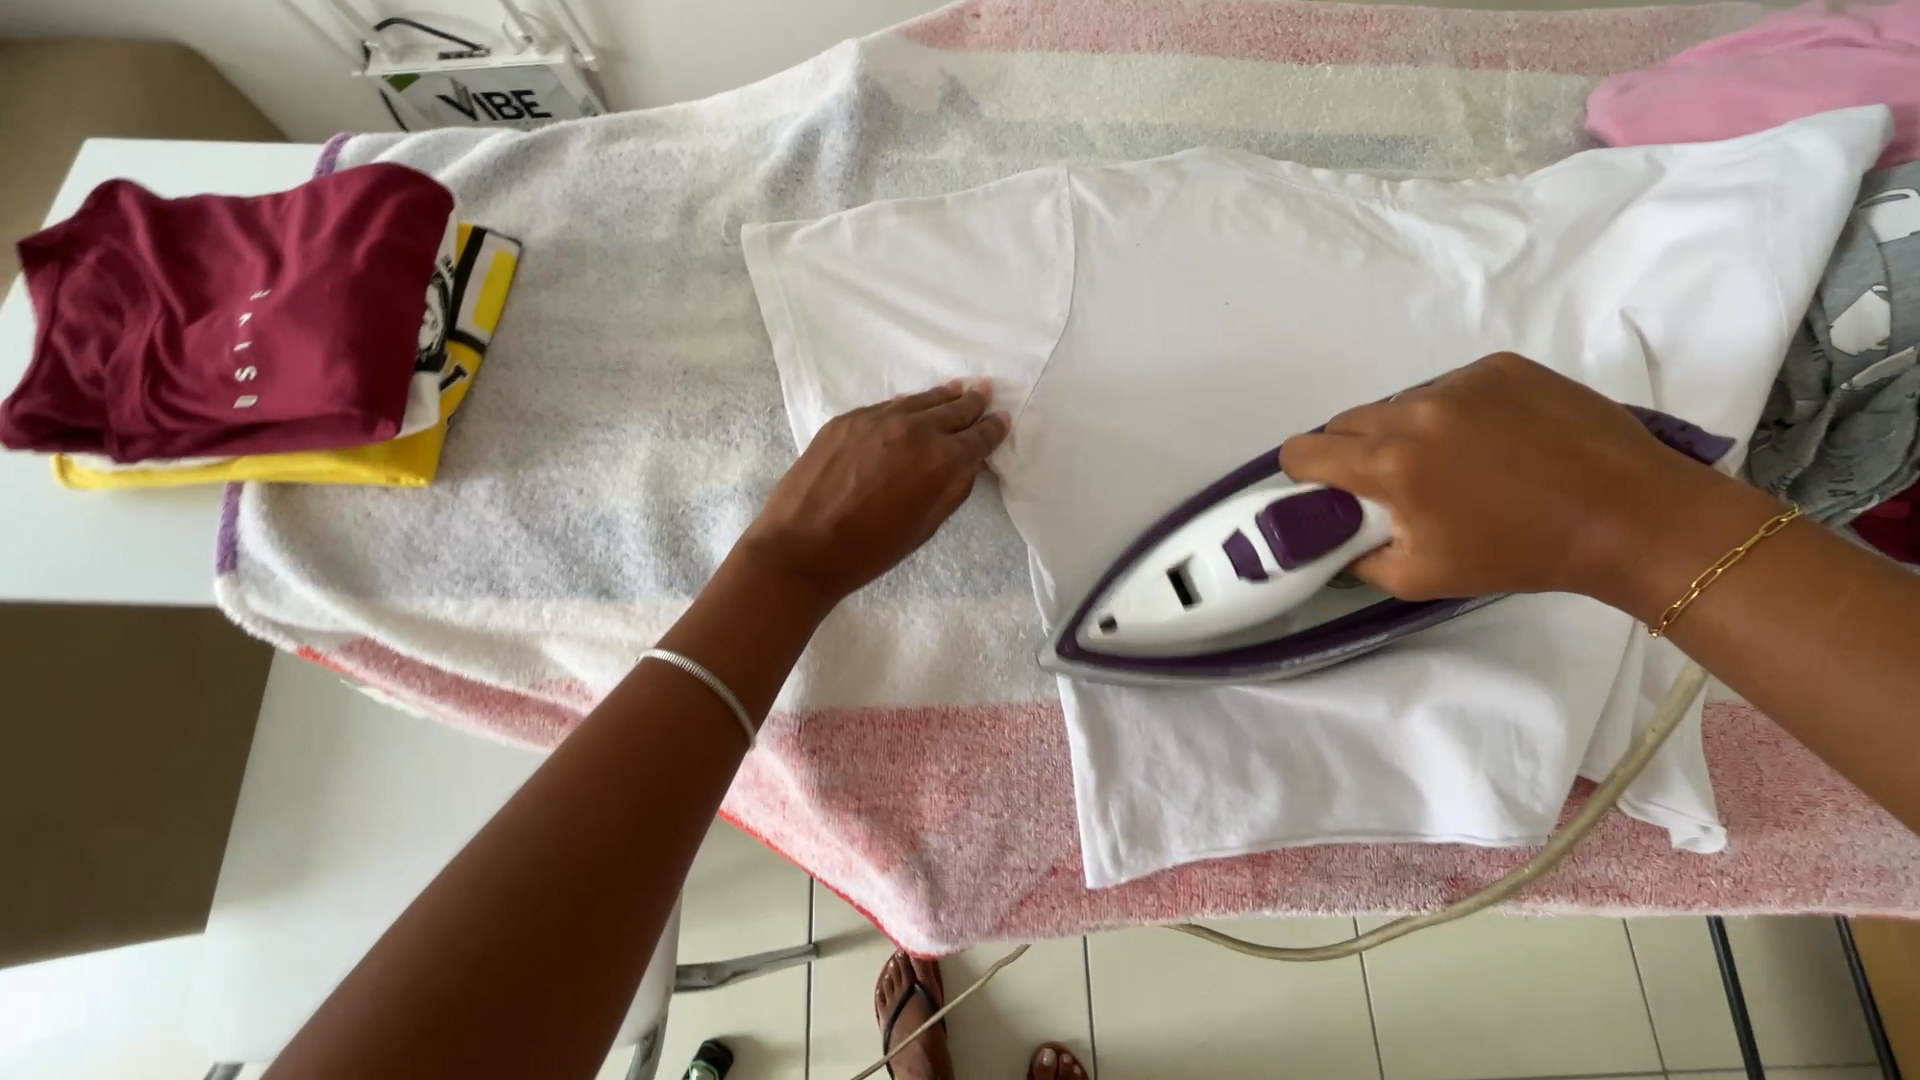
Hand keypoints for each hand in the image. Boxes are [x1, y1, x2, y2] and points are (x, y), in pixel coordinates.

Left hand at [737, 381, 1009, 606]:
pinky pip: (888, 405)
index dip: (994, 429)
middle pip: (953, 409)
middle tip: (985, 391)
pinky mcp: (848, 418)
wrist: (802, 546)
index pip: (979, 437)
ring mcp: (879, 419)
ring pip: (921, 400)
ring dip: (942, 396)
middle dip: (973, 403)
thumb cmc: (871, 550)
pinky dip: (907, 405)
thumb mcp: (926, 526)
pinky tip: (911, 405)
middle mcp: (917, 430)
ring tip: (957, 388)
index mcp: (943, 461)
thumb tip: (967, 464)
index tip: (1002, 420)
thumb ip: (952, 489)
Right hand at [1279, 352, 1755, 607]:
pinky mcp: (1499, 366)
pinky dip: (1449, 412)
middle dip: (1352, 453)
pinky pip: (1445, 387)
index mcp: (1388, 464)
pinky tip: (1490, 439)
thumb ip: (1354, 556)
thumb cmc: (1518, 555)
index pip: (1303, 450)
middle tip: (1392, 484)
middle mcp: (1414, 410)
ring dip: (1402, 430)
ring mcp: (1460, 382)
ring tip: (1451, 462)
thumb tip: (1330, 537)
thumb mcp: (1417, 578)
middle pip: (1344, 422)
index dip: (1302, 474)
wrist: (1630, 518)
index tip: (1326, 491)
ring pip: (1395, 403)